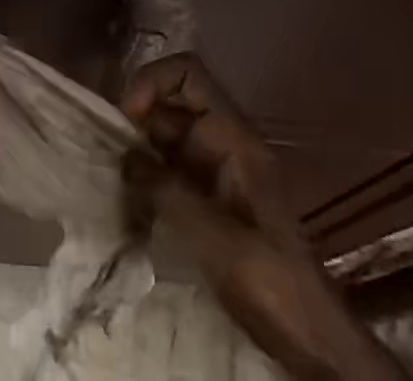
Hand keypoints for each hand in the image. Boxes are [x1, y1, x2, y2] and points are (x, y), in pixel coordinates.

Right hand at [121, 55, 404, 380]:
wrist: (307, 336)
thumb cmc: (271, 282)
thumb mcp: (218, 238)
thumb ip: (170, 193)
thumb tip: (126, 157)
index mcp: (234, 140)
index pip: (190, 76)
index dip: (153, 81)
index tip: (126, 116)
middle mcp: (221, 144)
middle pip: (169, 105)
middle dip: (134, 120)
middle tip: (105, 153)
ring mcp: (212, 170)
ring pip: (163, 137)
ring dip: (134, 151)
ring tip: (110, 182)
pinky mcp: (203, 198)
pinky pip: (164, 170)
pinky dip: (142, 178)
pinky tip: (126, 205)